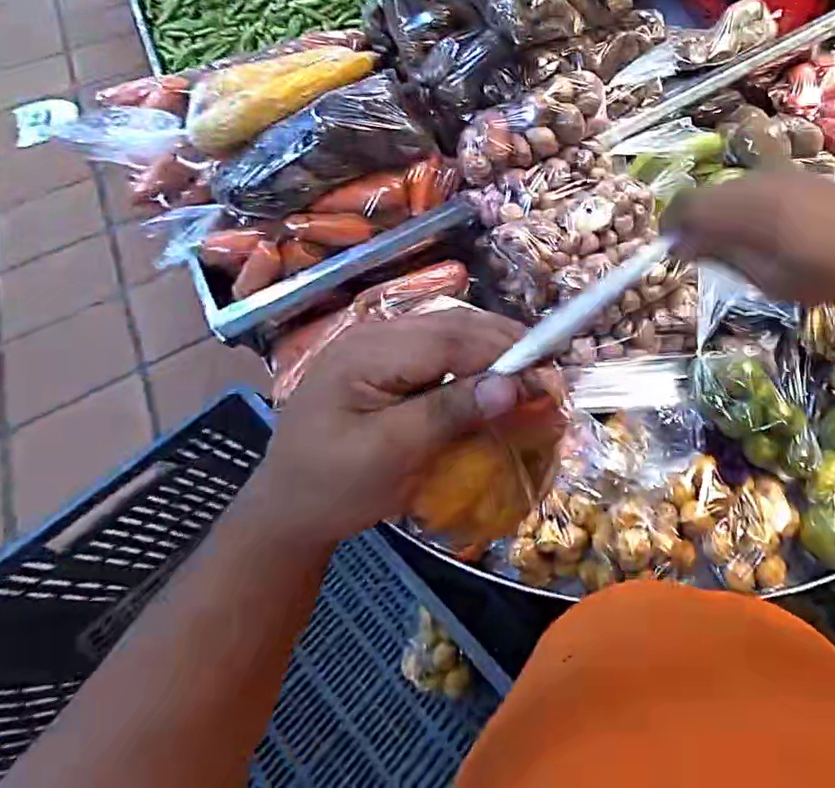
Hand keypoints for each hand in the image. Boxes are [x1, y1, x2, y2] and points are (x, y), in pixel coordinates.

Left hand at [242, 310, 533, 550]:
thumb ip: (449, 412)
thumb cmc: (331, 486)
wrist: (285, 509)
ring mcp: (379, 343)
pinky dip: (476, 358)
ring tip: (533, 370)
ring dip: (496, 348)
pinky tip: (496, 374)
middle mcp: (374, 334)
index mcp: (366, 351)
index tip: (547, 376)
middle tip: (549, 372)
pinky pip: (442, 347)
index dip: (504, 352)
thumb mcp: (389, 454)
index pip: (449, 339)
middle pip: (455, 325)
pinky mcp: (388, 360)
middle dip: (507, 344)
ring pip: (453, 330)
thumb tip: (512, 385)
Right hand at [665, 172, 834, 304]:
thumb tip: (682, 246)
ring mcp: (780, 174)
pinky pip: (756, 186)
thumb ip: (722, 255)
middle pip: (706, 195)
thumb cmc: (823, 276)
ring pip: (730, 189)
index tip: (672, 251)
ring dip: (721, 213)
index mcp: (747, 208)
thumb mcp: (765, 278)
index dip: (671, 227)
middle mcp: (758, 182)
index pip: (688, 206)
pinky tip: (766, 229)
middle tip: (701, 254)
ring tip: (736, 245)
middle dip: (695, 222)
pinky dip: (746, 206)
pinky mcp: (798, 174)